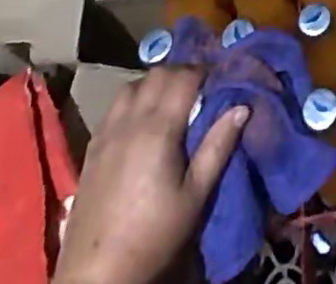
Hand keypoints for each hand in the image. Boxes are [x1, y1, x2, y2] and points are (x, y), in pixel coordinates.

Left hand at [56, 66, 248, 283]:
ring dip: (155, 82)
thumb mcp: (195, 195)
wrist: (97, 271)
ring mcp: (107, 129)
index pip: (183, 78)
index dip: (203, 71)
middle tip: (200, 88)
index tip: (219, 78)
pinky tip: (141, 118)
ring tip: (171, 100)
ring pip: (133, 84)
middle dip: (181, 72)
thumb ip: (218, 146)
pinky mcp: (93, 144)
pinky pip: (115, 104)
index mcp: (159, 128)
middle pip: (158, 74)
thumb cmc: (154, 235)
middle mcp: (131, 119)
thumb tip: (242, 107)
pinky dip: (133, 97)